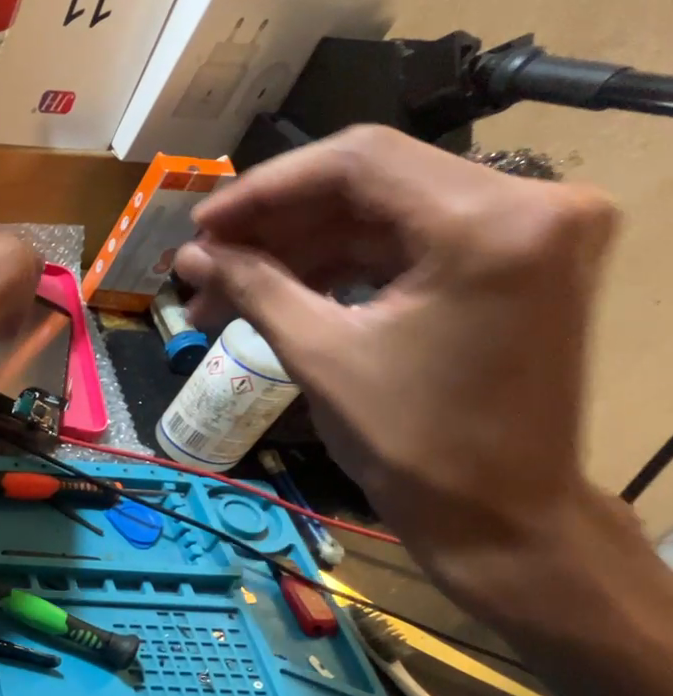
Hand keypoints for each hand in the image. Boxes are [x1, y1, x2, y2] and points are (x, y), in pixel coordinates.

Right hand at [174, 126, 620, 598]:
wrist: (497, 509)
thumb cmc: (410, 440)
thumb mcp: (319, 354)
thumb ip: (253, 288)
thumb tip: (190, 256)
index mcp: (492, 222)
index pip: (359, 161)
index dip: (264, 189)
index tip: (198, 227)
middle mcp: (531, 203)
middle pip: (371, 184)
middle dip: (274, 226)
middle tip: (203, 265)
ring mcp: (530, 231)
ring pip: (383, 214)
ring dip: (299, 251)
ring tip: (224, 296)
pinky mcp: (516, 262)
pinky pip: (409, 244)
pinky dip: (340, 266)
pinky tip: (279, 296)